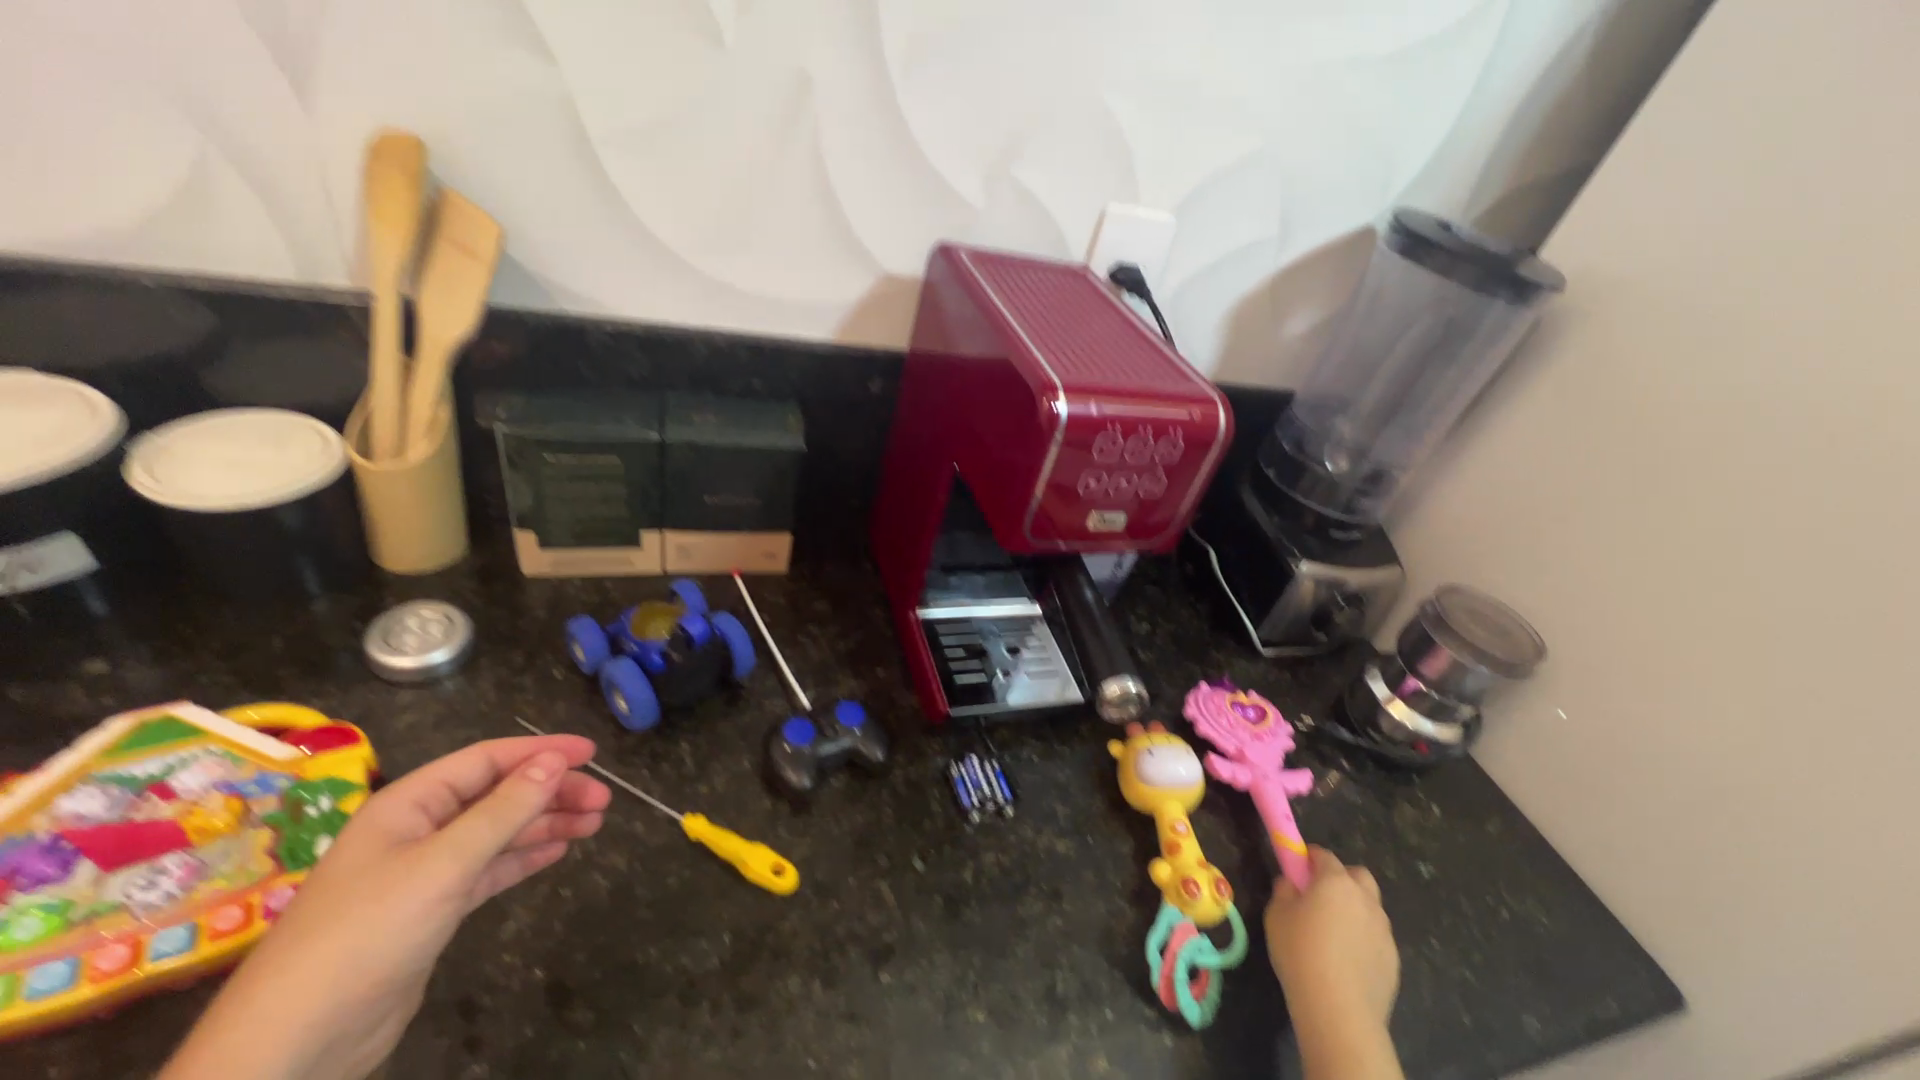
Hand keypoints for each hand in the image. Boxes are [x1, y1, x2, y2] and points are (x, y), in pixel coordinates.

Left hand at [161, 735, 611, 1079]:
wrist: (301, 1036)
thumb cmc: (368, 932)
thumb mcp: (443, 863)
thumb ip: (502, 811)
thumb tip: (554, 760)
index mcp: (409, 805)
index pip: (485, 761)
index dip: (540, 752)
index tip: (591, 752)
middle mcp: (417, 830)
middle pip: (496, 796)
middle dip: (550, 792)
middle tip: (603, 800)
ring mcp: (424, 872)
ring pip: (497, 833)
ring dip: (544, 823)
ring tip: (594, 823)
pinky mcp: (432, 911)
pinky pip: (488, 870)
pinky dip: (523, 858)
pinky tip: (557, 850)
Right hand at [1267, 847, 1402, 1079]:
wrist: (1339, 1008)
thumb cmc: (1300, 953)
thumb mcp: (1276, 917)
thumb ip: (1283, 892)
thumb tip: (1290, 883)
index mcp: (1336, 883)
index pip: (1325, 856)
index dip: (1309, 858)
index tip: (1297, 868)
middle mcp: (1365, 900)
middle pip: (1358, 876)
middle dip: (1341, 878)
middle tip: (1320, 898)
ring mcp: (1384, 930)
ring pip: (1370, 908)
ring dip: (1354, 910)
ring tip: (1332, 935)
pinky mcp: (1393, 959)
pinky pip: (1376, 938)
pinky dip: (1363, 940)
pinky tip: (1346, 962)